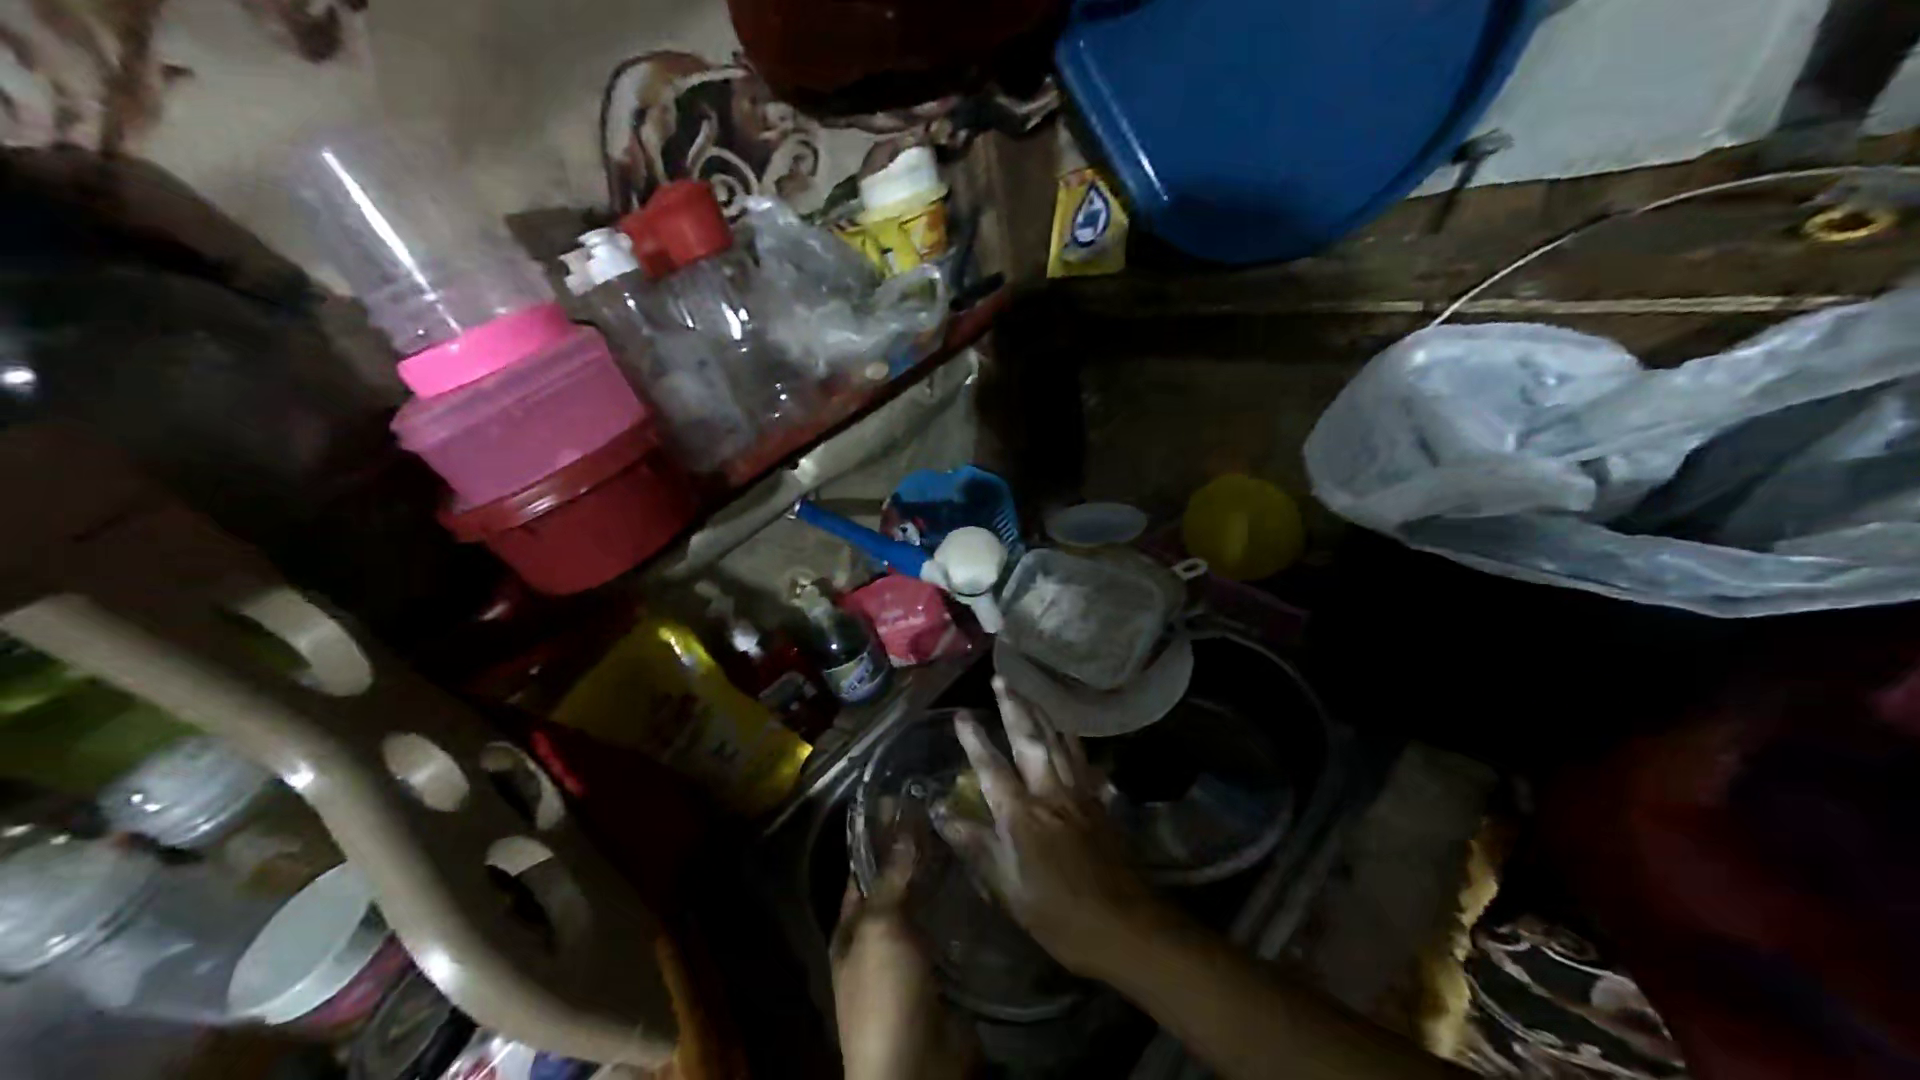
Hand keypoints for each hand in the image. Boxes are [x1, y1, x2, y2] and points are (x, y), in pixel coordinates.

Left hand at [831, 821, 972, 1079]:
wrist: (916, 1070)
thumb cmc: (884, 995)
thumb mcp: (880, 929)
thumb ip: (892, 878)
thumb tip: (900, 826)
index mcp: (852, 930)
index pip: (864, 871)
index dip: (880, 838)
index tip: (905, 802)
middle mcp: (880, 941)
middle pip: (899, 888)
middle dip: (918, 857)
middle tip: (948, 817)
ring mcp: (913, 960)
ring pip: (928, 909)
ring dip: (944, 882)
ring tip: (971, 840)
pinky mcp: (945, 975)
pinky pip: (953, 935)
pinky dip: (965, 912)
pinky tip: (984, 886)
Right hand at [933, 677, 1170, 978]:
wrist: (1127, 928)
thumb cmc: (1059, 917)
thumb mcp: (1008, 889)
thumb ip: (977, 846)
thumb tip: (942, 813)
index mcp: (1023, 816)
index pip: (992, 769)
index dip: (975, 741)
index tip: (961, 715)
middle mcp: (1051, 794)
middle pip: (1030, 741)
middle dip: (1014, 708)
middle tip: (1001, 680)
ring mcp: (1080, 796)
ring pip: (1059, 743)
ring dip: (1042, 714)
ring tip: (1030, 692)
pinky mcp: (1100, 804)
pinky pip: (1083, 761)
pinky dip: (1072, 742)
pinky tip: (1070, 733)